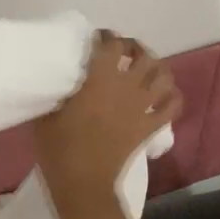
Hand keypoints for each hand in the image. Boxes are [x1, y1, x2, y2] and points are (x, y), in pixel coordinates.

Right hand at [34, 31, 183, 201]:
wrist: (82, 181)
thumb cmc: (59, 147)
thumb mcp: (46, 114)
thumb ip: (58, 92)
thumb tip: (61, 81)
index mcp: (99, 79)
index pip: (111, 45)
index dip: (107, 36)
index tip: (100, 37)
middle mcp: (126, 87)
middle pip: (143, 55)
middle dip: (134, 47)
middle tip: (124, 50)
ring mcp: (142, 107)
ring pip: (163, 76)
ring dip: (157, 67)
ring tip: (147, 67)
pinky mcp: (150, 126)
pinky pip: (172, 106)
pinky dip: (172, 96)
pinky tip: (165, 94)